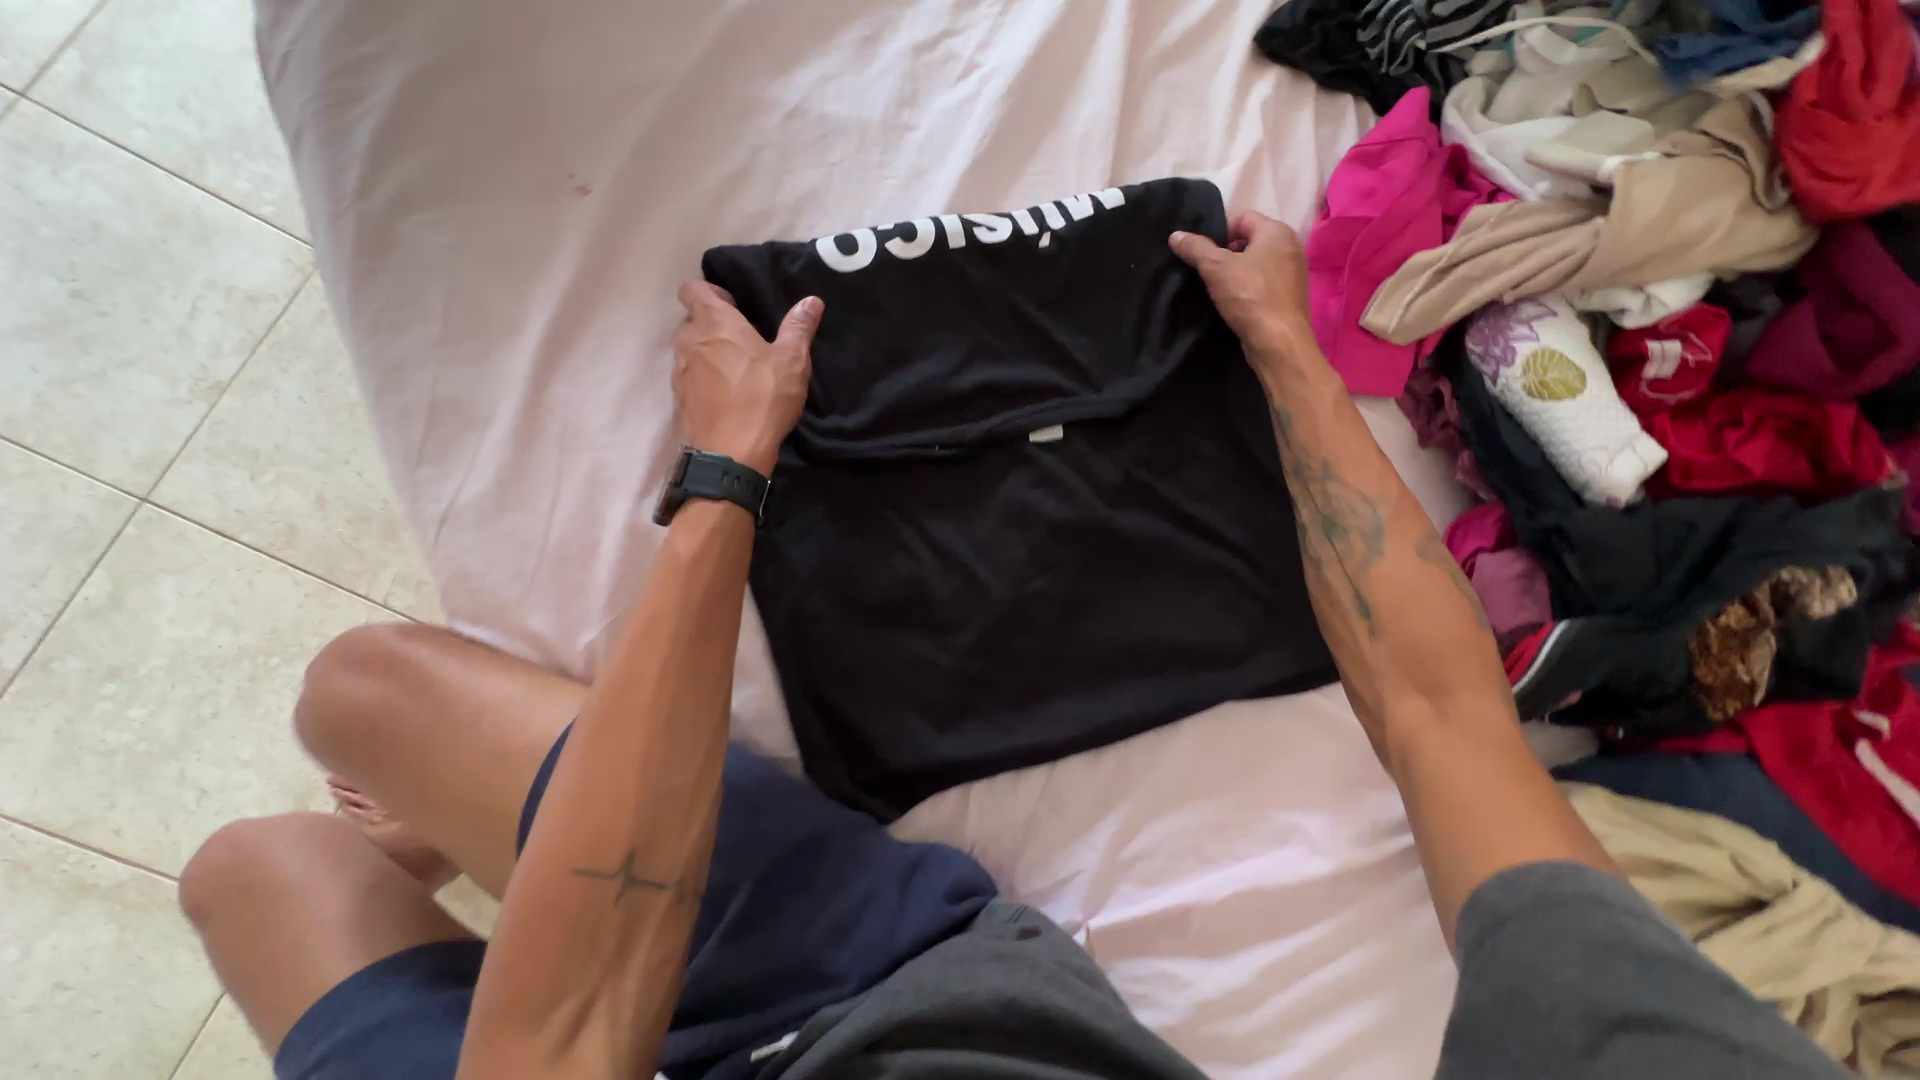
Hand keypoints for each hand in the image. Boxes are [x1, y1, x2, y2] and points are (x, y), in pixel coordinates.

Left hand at [672, 282, 822, 474]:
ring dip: (709, 352)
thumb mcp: (792, 360)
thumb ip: (799, 327)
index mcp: (714, 321)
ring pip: (691, 349)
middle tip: (744, 340)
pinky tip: (728, 394)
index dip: (711, 292)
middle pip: (694, 319)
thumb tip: (811, 301)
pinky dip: (704, 378)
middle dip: (715, 324)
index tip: (735, 305)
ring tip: (737, 368)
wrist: (731, 452)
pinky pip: (690, 376)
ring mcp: (680, 370)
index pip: (692, 289)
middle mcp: (689, 339)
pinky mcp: (680, 397)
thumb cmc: (763, 397)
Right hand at [1169, 211, 1319, 371]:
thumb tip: (1175, 235)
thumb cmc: (1249, 296)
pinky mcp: (1291, 296)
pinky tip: (1237, 305)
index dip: (1220, 233)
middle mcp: (1290, 246)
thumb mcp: (1216, 268)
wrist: (1278, 340)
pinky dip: (1250, 289)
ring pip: (1258, 264)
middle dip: (1228, 254)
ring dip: (1238, 274)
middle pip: (1251, 241)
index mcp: (1277, 231)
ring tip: (1220, 291)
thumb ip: (1195, 249)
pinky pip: (1265, 283)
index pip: (1243, 218)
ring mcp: (1294, 272)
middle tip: (1210, 274)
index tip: (1206, 255)